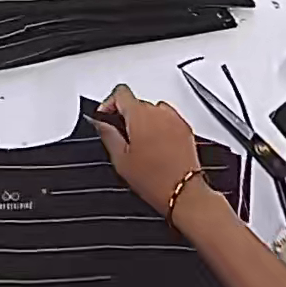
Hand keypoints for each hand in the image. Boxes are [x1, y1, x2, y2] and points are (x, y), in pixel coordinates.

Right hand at [91, 84, 207, 215]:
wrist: (184, 192)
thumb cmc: (154, 179)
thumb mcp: (120, 159)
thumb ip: (107, 134)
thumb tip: (99, 123)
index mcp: (140, 115)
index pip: (120, 93)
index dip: (109, 103)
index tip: (105, 116)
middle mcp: (159, 112)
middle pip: (136, 102)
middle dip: (127, 117)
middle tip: (121, 138)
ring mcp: (175, 119)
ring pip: (153, 110)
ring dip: (144, 121)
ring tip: (140, 144)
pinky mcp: (186, 129)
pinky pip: (168, 119)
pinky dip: (160, 127)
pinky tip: (156, 147)